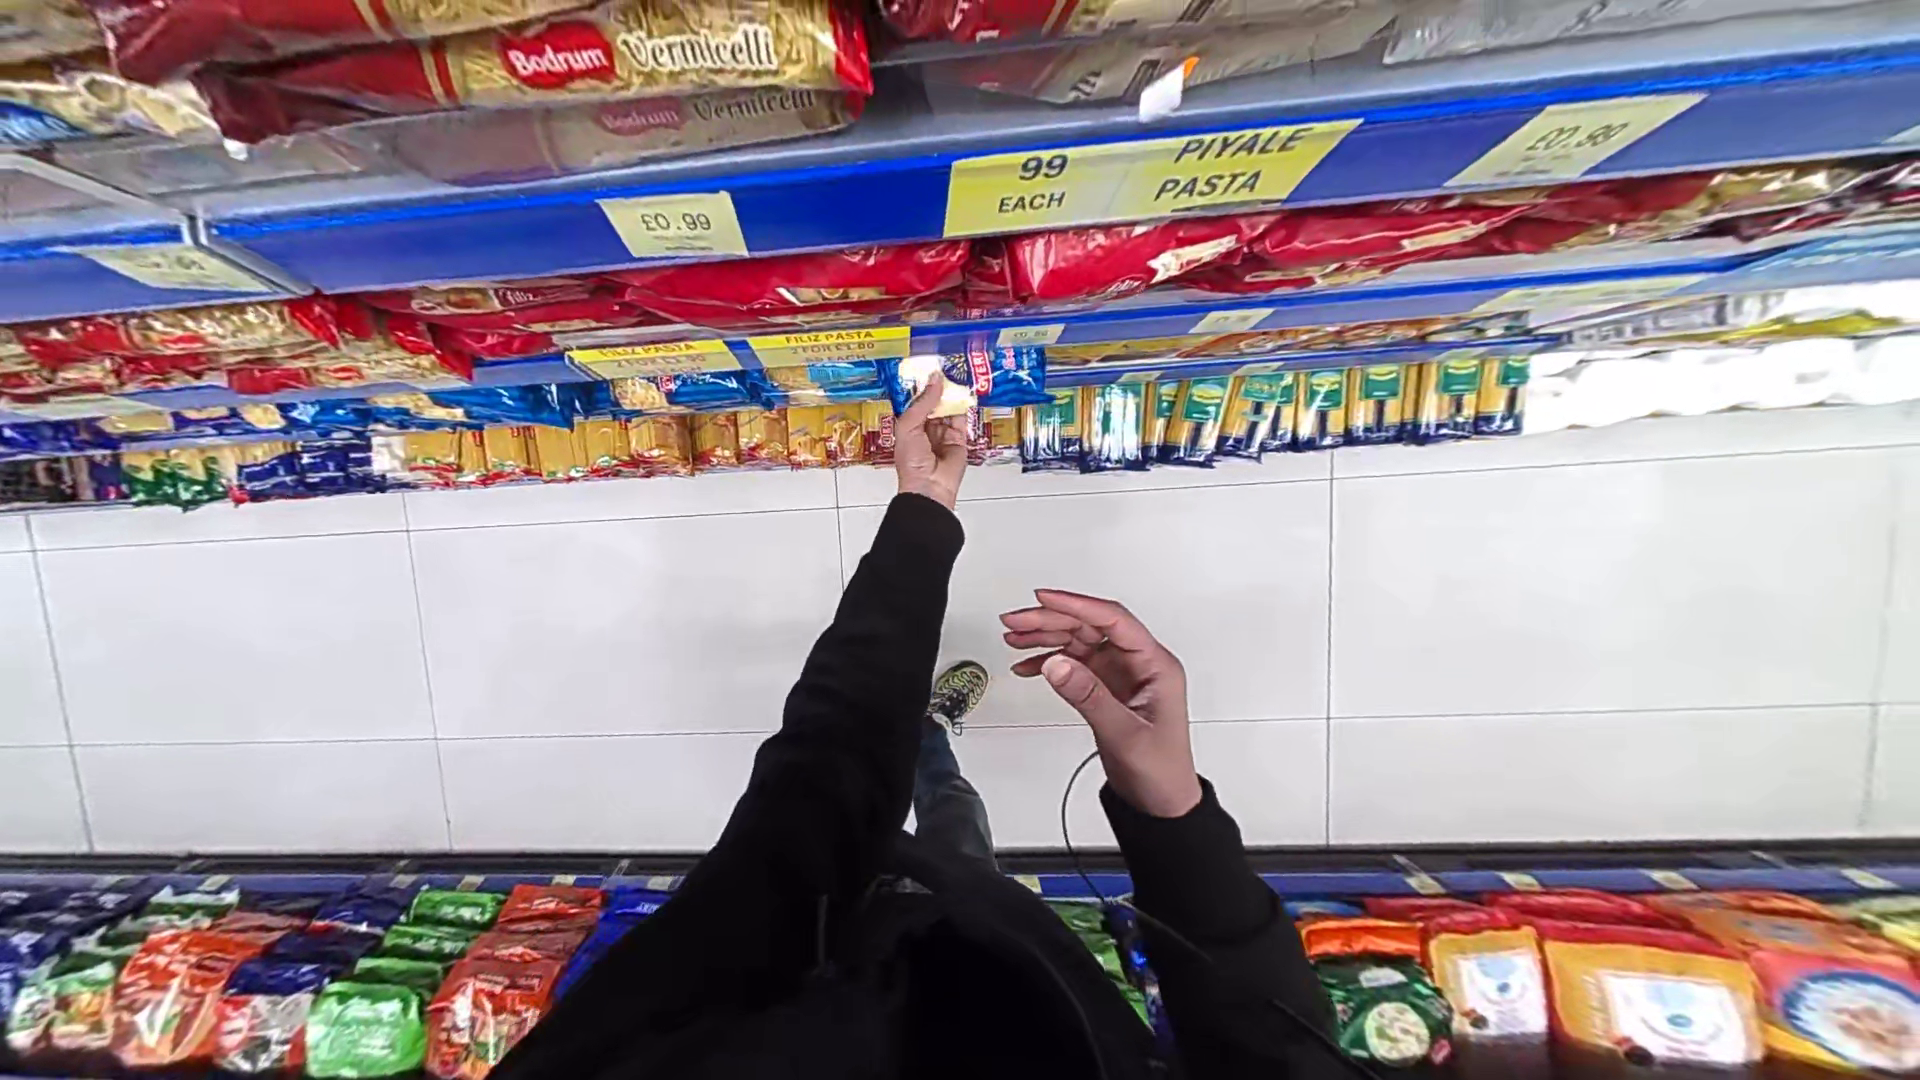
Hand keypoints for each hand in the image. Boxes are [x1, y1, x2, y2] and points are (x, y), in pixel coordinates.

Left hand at [893, 370, 968, 510]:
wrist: (930, 485)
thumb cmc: (912, 462)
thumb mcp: (909, 425)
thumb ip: (923, 402)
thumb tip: (935, 380)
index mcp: (909, 427)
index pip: (915, 402)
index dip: (921, 386)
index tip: (926, 368)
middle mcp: (926, 429)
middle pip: (933, 403)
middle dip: (937, 387)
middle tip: (943, 366)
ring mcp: (943, 434)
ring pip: (948, 408)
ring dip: (950, 394)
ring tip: (954, 373)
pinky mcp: (959, 439)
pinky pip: (962, 418)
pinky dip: (963, 405)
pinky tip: (963, 390)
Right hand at [999, 590, 1201, 817]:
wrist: (1159, 805)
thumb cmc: (1160, 771)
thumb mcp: (1125, 734)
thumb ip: (1089, 696)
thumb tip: (1056, 663)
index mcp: (1154, 664)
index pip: (1113, 620)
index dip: (1077, 605)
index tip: (1045, 599)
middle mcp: (1136, 662)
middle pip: (1089, 626)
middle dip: (1051, 619)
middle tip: (1017, 621)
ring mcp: (1119, 673)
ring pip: (1077, 640)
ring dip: (1045, 636)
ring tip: (1013, 636)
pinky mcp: (1104, 686)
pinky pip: (1072, 662)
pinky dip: (1047, 660)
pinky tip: (1027, 664)